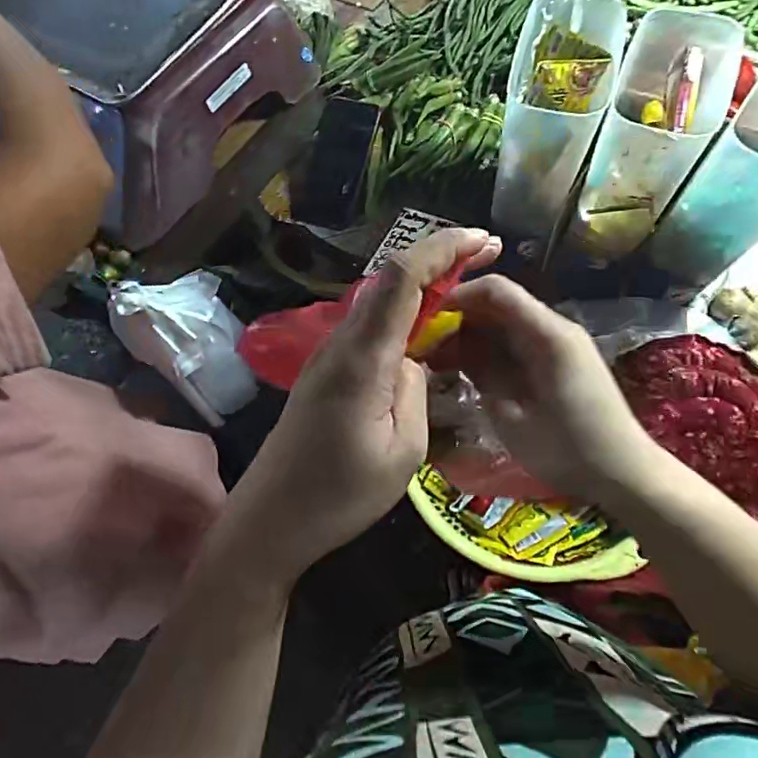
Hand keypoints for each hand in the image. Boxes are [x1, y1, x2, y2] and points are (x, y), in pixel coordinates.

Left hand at [222, 228, 500, 581]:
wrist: (272, 519)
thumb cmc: (339, 495)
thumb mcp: (403, 451)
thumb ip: (416, 392)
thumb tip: (411, 361)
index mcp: (362, 358)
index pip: (401, 278)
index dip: (442, 249)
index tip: (483, 239)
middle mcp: (340, 345)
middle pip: (388, 281)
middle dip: (438, 259)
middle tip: (484, 254)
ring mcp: (326, 358)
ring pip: (377, 304)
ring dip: (421, 286)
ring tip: (464, 285)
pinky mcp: (323, 375)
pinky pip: (368, 331)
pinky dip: (402, 316)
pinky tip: (423, 332)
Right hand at [437, 275, 661, 505]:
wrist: (623, 473)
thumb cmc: (566, 448)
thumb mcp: (511, 414)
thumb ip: (481, 370)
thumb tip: (449, 343)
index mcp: (547, 334)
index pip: (495, 291)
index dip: (456, 297)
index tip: (423, 319)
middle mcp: (554, 329)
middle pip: (498, 305)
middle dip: (458, 318)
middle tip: (423, 344)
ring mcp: (558, 344)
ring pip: (504, 324)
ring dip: (470, 336)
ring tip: (436, 359)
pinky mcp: (557, 361)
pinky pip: (516, 343)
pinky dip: (489, 350)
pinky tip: (464, 370)